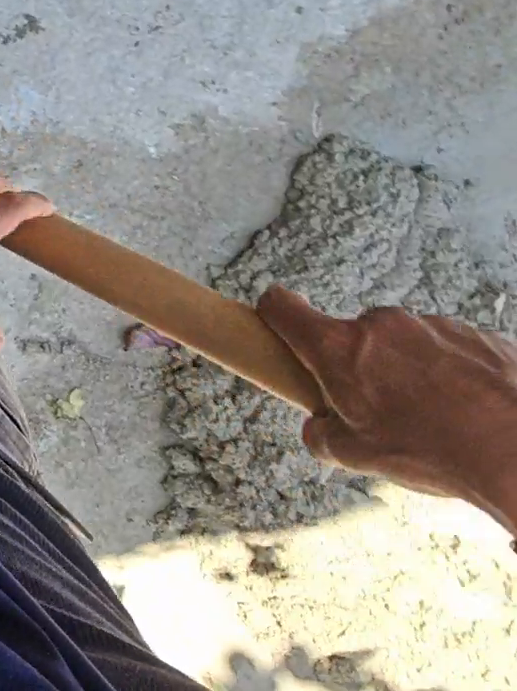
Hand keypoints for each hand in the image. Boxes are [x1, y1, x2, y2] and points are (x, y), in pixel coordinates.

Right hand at [258, 286, 516, 529]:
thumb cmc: (435, 452)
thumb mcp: (353, 455)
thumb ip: (320, 431)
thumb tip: (320, 425)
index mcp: (337, 346)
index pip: (280, 305)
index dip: (273, 313)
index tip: (280, 328)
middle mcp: (383, 325)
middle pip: (354, 332)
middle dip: (362, 361)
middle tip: (382, 402)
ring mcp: (439, 327)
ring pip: (408, 341)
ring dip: (412, 366)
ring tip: (441, 412)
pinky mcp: (487, 338)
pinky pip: (456, 349)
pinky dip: (458, 372)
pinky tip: (476, 408)